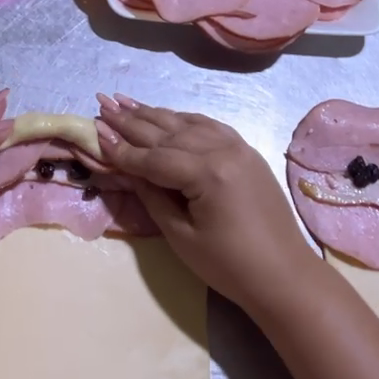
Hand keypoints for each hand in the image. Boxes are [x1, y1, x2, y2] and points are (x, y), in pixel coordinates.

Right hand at [95, 94, 320, 313]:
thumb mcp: (182, 237)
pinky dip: (184, 120)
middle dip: (132, 120)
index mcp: (207, 172)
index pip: (154, 156)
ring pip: (188, 123)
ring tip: (126, 103)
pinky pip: (209, 126)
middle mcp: (222, 149)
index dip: (122, 148)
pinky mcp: (246, 152)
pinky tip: (168, 116)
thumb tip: (128, 170)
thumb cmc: (229, 266)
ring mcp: (237, 147)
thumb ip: (153, 197)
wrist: (284, 275)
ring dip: (155, 114)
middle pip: (168, 132)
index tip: (95, 131)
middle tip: (103, 103)